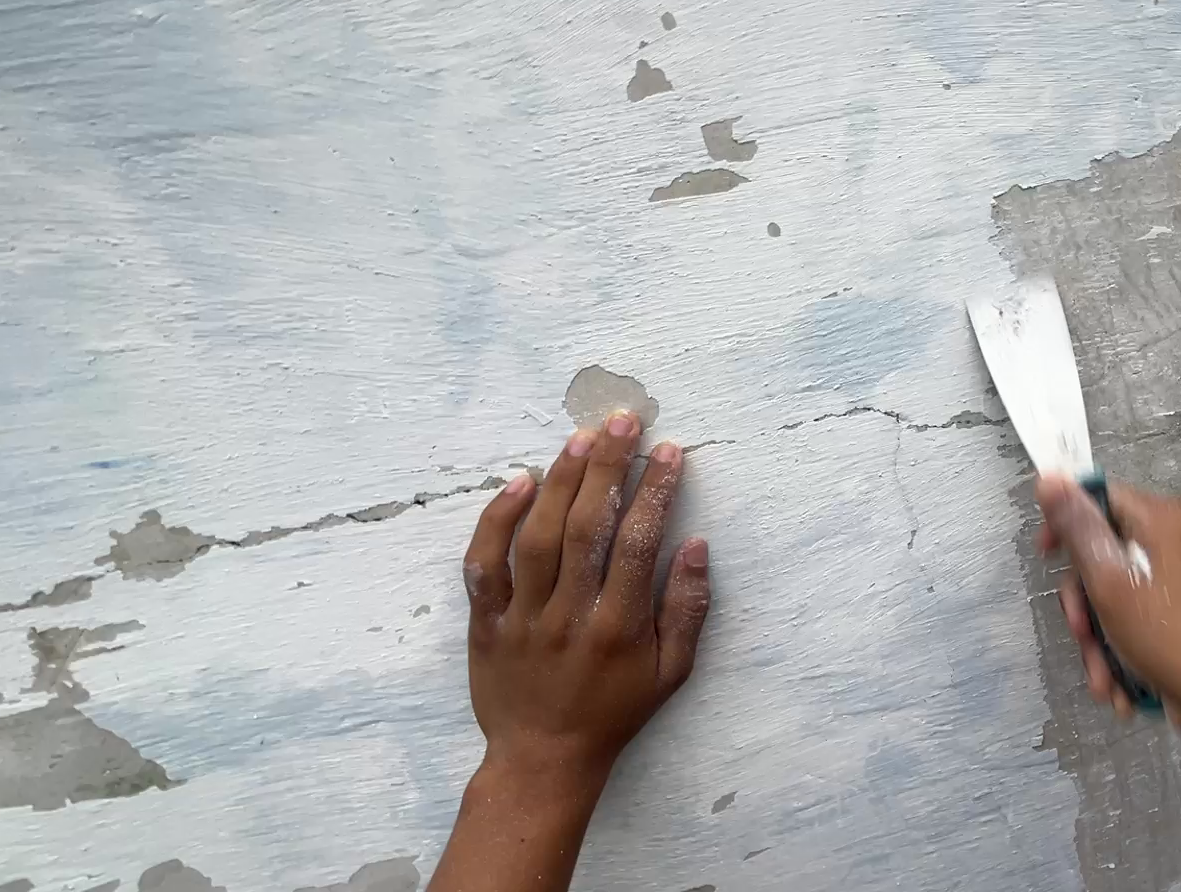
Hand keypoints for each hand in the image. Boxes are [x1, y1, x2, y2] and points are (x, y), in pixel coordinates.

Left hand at [461, 411, 710, 795]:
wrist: (542, 758)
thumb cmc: (618, 709)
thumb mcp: (673, 671)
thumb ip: (690, 608)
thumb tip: (697, 545)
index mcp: (620, 628)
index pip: (639, 544)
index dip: (655, 491)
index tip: (668, 451)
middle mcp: (569, 616)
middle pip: (586, 528)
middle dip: (607, 467)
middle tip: (622, 421)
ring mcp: (521, 618)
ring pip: (536, 537)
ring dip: (560, 481)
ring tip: (582, 438)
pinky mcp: (484, 622)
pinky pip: (483, 565)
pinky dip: (496, 520)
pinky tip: (518, 481)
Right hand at [1036, 476, 1180, 726]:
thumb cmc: (1169, 636)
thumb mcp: (1109, 579)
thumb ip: (1078, 527)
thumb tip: (1049, 476)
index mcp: (1160, 517)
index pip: (1098, 497)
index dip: (1065, 524)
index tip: (1047, 558)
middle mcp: (1175, 537)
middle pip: (1104, 553)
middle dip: (1084, 604)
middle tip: (1080, 635)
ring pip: (1118, 592)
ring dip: (1100, 637)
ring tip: (1103, 678)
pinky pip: (1140, 615)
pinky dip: (1124, 647)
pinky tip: (1120, 685)